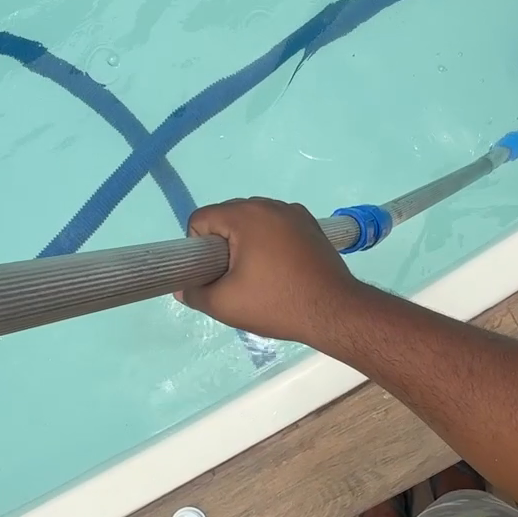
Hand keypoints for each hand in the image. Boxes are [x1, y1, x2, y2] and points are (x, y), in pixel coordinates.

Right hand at [177, 198, 369, 343]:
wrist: (334, 312)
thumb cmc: (277, 304)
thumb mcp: (224, 304)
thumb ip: (194, 293)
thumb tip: (183, 288)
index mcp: (247, 215)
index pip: (202, 219)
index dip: (197, 248)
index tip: (211, 274)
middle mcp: (271, 204)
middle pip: (228, 216)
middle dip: (223, 244)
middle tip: (234, 278)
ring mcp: (295, 213)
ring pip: (255, 221)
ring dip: (248, 243)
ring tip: (259, 276)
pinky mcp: (312, 226)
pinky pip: (278, 227)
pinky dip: (272, 243)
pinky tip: (281, 269)